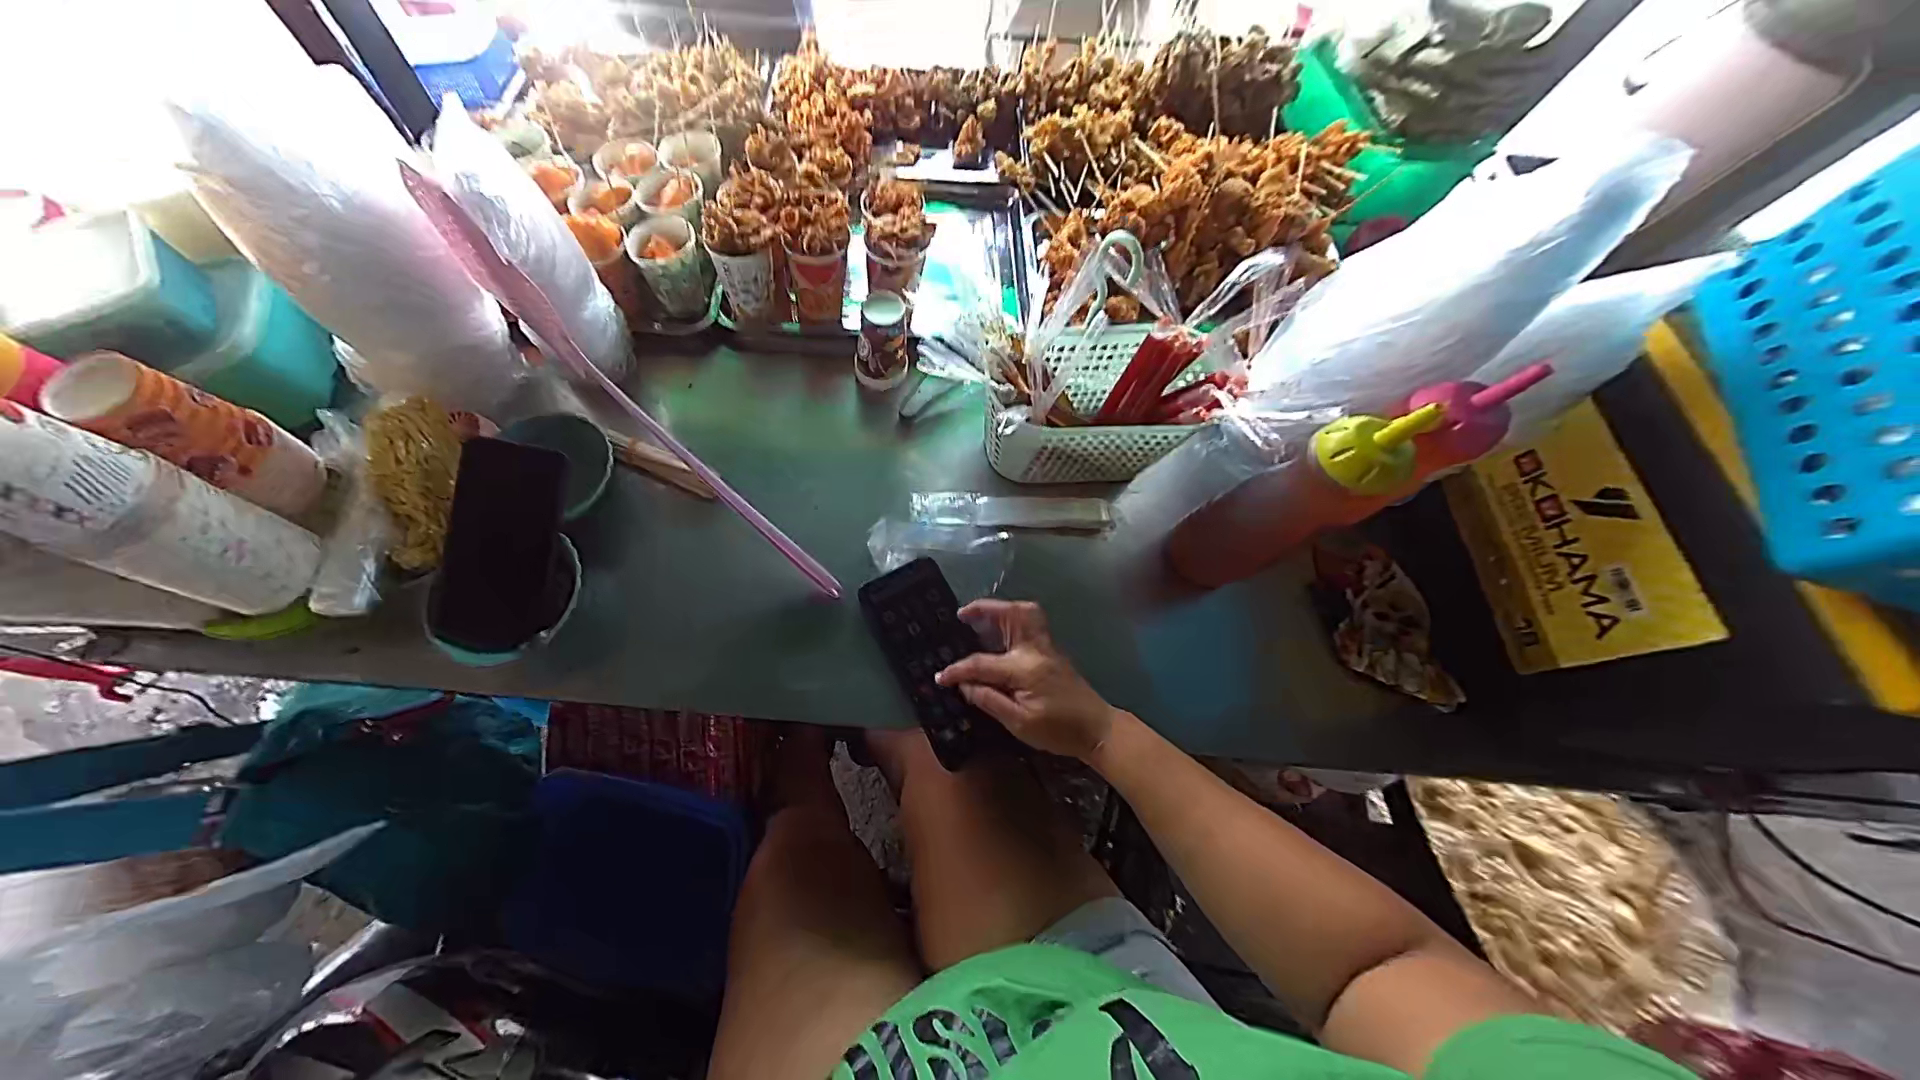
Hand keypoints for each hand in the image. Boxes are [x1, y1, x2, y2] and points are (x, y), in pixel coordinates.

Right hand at [934, 599, 1120, 759]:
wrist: (1097, 729)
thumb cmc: (1058, 731)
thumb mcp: (1018, 722)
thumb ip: (989, 700)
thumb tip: (964, 685)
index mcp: (1024, 668)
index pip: (981, 663)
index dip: (958, 670)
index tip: (940, 677)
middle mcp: (1036, 650)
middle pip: (1013, 614)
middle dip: (986, 609)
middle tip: (962, 614)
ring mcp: (1047, 648)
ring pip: (1026, 613)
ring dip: (1001, 610)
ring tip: (978, 618)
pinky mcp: (1052, 652)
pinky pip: (1030, 625)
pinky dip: (1011, 621)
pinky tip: (997, 635)